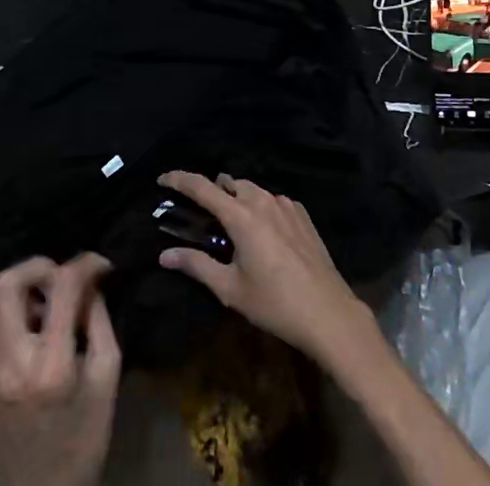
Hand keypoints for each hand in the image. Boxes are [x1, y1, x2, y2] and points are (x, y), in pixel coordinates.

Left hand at [0, 254, 119, 485]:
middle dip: (40, 265)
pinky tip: (19, 314)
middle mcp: (9, 361)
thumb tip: (91, 283)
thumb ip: (99, 321)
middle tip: (64, 275)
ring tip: (40, 295)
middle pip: (8, 285)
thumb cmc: (85, 434)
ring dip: (14, 283)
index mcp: (52, 365)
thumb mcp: (108, 374)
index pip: (62, 289)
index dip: (85, 264)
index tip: (102, 265)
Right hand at [156, 171, 378, 364]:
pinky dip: (260, 207)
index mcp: (242, 216)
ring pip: (255, 191)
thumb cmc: (274, 302)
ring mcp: (288, 206)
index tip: (163, 179)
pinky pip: (275, 202)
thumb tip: (165, 254)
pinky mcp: (303, 216)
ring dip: (237, 197)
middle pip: (232, 183)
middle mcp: (265, 202)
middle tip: (199, 212)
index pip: (203, 188)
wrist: (326, 310)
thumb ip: (197, 265)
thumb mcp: (229, 288)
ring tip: (228, 222)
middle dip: (213, 190)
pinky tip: (260, 230)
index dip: (180, 180)